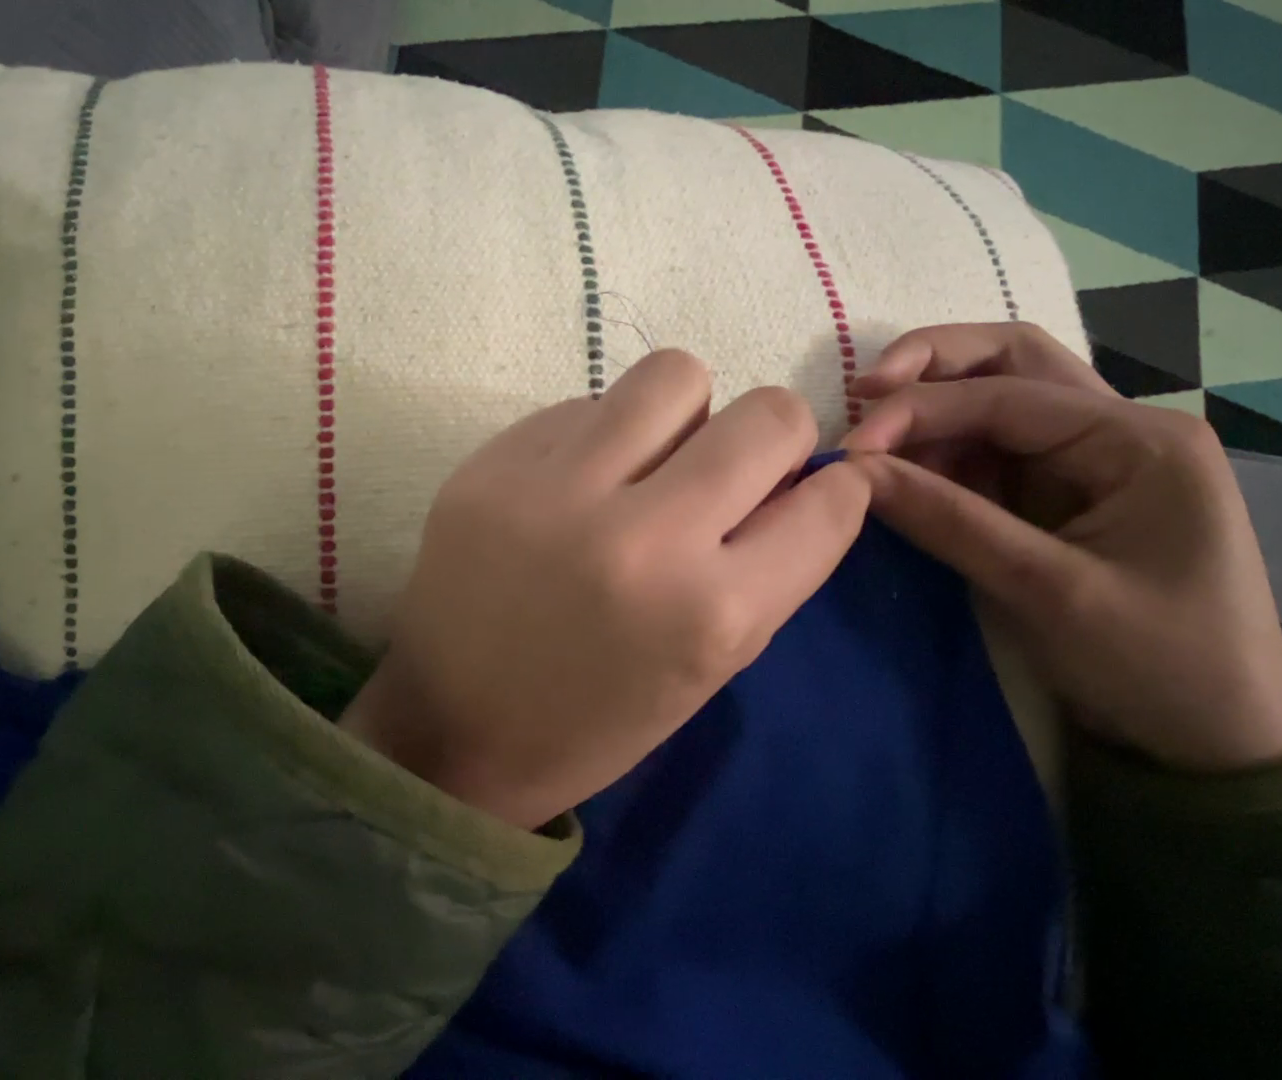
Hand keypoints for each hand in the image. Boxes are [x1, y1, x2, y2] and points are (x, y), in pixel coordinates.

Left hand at [342, 349, 872, 827]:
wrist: (450, 731)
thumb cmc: (592, 723)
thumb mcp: (706, 670)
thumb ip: (766, 571)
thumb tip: (800, 478)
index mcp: (711, 615)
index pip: (828, 505)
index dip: (831, 493)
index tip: (803, 494)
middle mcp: (643, 538)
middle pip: (768, 415)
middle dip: (773, 438)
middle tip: (733, 469)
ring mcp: (559, 491)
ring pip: (674, 374)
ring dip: (686, 413)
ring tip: (654, 459)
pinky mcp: (494, 464)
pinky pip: (586, 404)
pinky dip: (602, 435)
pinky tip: (576, 484)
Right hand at [843, 323, 1281, 772]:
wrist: (1215, 741)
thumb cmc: (1156, 663)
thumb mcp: (1047, 591)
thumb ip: (949, 521)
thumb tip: (854, 472)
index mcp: (1140, 439)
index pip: (1008, 394)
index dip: (919, 410)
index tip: (849, 448)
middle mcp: (1121, 430)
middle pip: (1014, 363)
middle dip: (932, 368)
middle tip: (860, 393)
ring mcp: (1093, 462)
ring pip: (1000, 403)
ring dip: (933, 413)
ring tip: (871, 444)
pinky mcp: (1066, 497)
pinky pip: (996, 455)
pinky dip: (945, 456)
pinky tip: (904, 473)